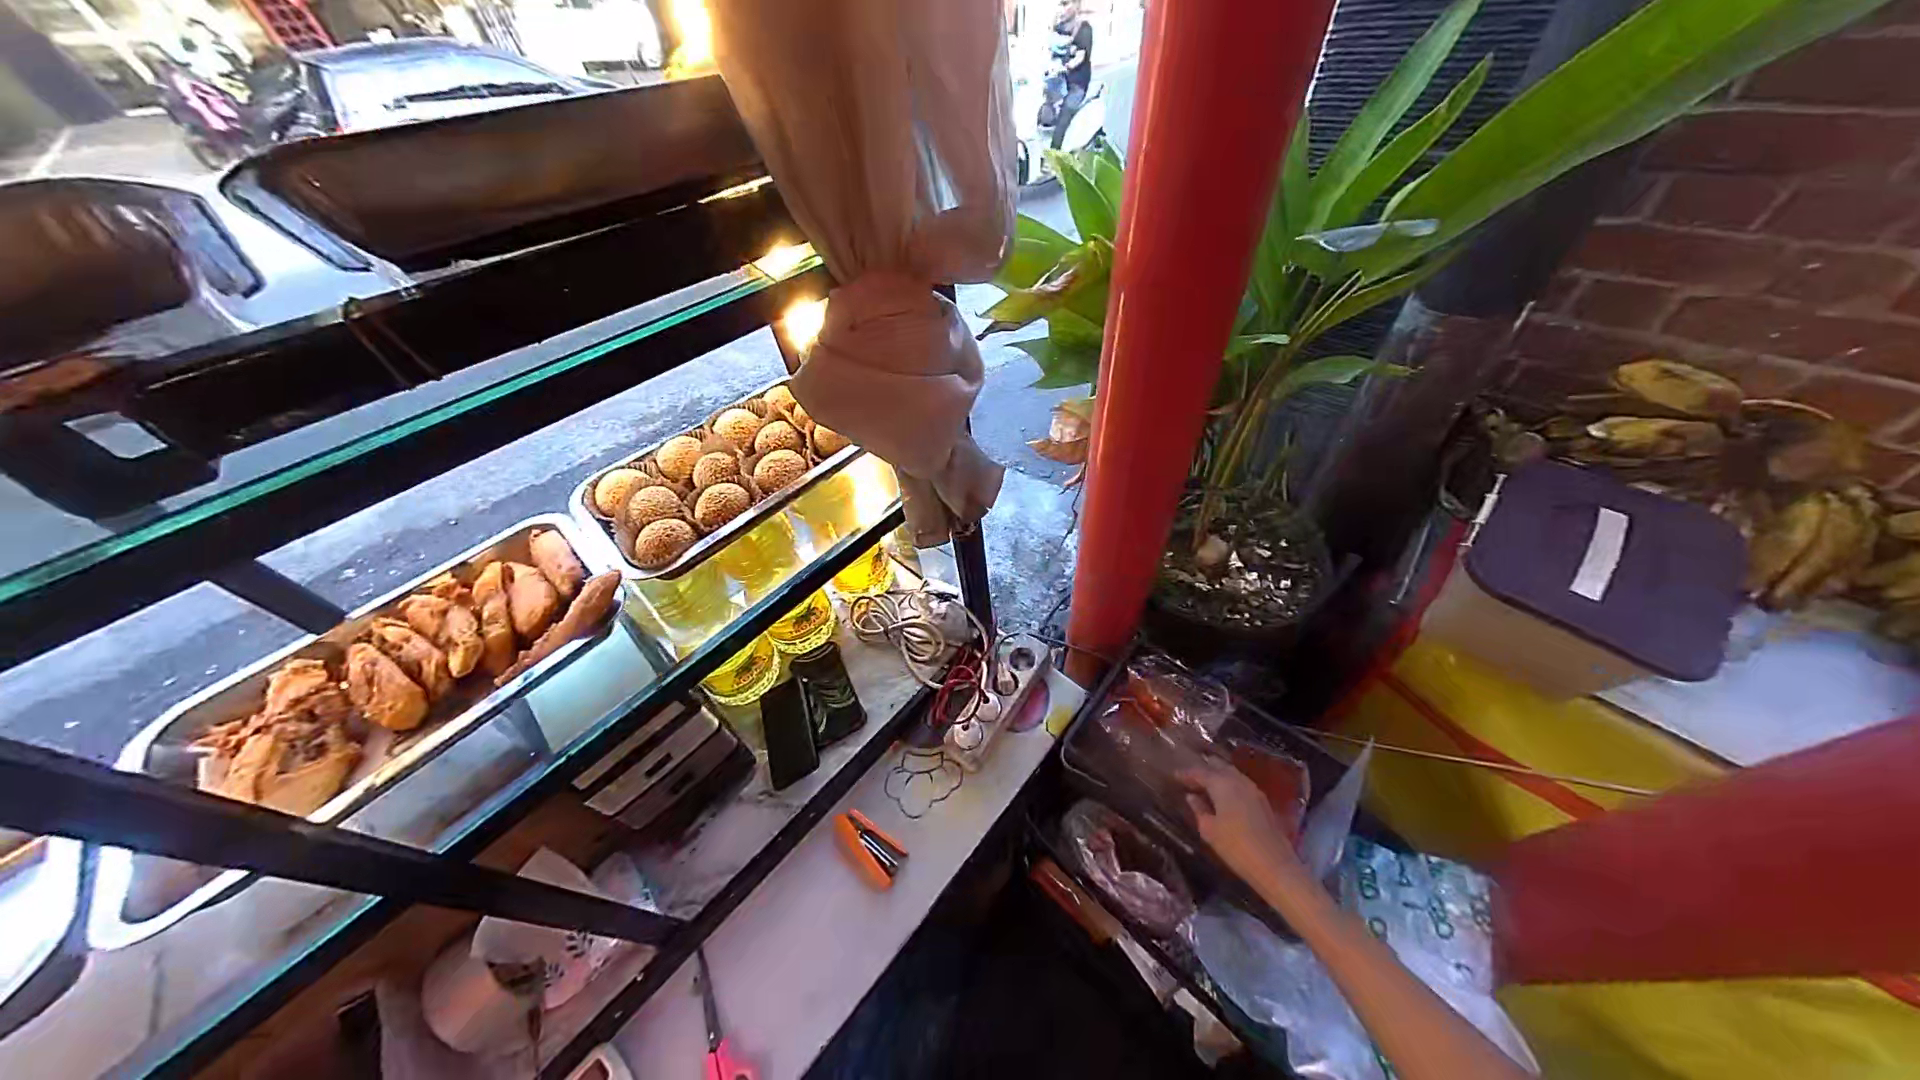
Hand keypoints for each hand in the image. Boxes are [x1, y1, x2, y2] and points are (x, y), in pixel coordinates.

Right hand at [1178, 759, 1307, 888]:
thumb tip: (1192, 797)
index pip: (1199, 772)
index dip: (1185, 773)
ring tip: (1204, 785)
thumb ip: (1198, 809)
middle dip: (1203, 769)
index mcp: (1222, 784)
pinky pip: (1241, 784)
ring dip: (1217, 776)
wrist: (1275, 867)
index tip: (1174, 776)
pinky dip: (1229, 785)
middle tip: (1189, 777)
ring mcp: (1254, 790)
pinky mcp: (1263, 802)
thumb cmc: (1236, 847)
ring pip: (1232, 774)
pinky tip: (1223, 796)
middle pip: (1218, 766)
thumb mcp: (1209, 830)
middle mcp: (1238, 781)